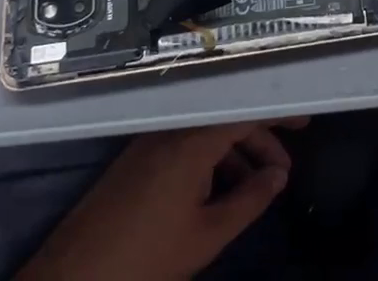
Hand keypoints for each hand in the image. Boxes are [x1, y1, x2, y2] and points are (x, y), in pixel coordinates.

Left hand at [15, 119, 303, 280]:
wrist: (73, 276)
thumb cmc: (147, 256)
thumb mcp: (208, 233)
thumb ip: (250, 200)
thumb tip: (279, 175)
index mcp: (190, 142)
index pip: (243, 112)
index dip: (277, 115)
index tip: (304, 122)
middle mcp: (170, 131)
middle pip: (225, 121)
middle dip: (259, 141)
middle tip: (281, 173)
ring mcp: (148, 144)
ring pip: (204, 134)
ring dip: (234, 154)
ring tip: (255, 187)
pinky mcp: (135, 161)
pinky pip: (182, 146)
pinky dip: (208, 161)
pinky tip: (219, 191)